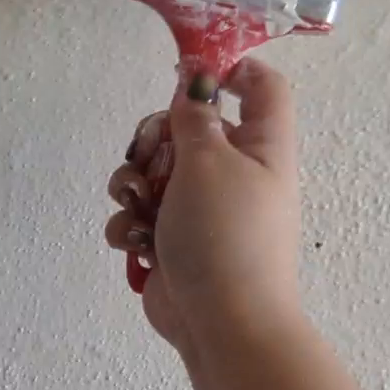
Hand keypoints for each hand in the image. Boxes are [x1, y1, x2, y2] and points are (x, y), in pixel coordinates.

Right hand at [105, 58, 301, 355]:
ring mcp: (196, 208)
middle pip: (184, 128)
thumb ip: (195, 116)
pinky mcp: (167, 239)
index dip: (229, 69)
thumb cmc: (224, 235)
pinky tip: (135, 243)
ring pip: (149, 172)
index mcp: (260, 146)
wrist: (219, 320)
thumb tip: (197, 75)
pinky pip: (136, 215)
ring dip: (132, 184)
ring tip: (139, 207)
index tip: (185, 72)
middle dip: (153, 139)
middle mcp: (230, 172)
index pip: (259, 87)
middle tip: (149, 157)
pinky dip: (129, 224)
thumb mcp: (209, 163)